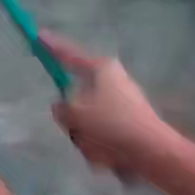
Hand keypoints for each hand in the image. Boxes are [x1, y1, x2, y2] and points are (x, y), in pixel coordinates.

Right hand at [44, 30, 186, 180]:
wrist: (156, 156)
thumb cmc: (113, 126)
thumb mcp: (75, 114)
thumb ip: (60, 109)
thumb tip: (62, 108)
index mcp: (101, 68)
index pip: (68, 53)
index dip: (51, 45)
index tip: (38, 35)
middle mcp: (112, 80)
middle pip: (77, 96)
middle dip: (74, 119)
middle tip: (75, 129)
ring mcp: (123, 103)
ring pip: (88, 119)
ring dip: (87, 138)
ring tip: (98, 149)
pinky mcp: (130, 125)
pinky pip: (103, 135)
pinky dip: (101, 148)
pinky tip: (110, 158)